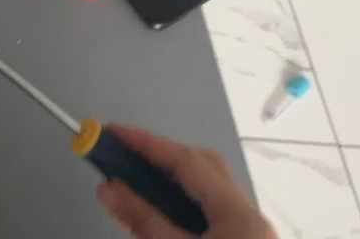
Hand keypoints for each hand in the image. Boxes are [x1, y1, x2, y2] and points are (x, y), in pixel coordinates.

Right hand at [97, 125, 274, 238]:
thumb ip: (143, 220)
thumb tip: (106, 186)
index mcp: (240, 215)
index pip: (185, 161)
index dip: (146, 142)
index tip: (110, 131)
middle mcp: (251, 219)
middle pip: (203, 167)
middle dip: (161, 157)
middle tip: (124, 157)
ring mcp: (252, 235)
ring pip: (208, 192)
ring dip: (171, 183)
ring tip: (137, 187)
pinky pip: (211, 213)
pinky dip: (182, 206)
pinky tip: (162, 217)